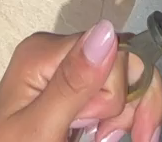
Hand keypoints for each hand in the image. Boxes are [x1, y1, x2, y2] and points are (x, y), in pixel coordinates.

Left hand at [0, 20, 161, 141]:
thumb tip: (107, 30)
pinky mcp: (70, 93)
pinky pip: (109, 93)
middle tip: (101, 139)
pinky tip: (101, 136)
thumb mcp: (38, 129)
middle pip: (119, 61)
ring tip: (99, 140)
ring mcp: (63, 74)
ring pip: (121, 78)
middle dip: (123, 103)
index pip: (112, 49)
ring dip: (120, 114)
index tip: (111, 134)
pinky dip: (114, 118)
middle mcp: (56, 55)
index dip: (123, 91)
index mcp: (44, 53)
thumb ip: (73, 82)